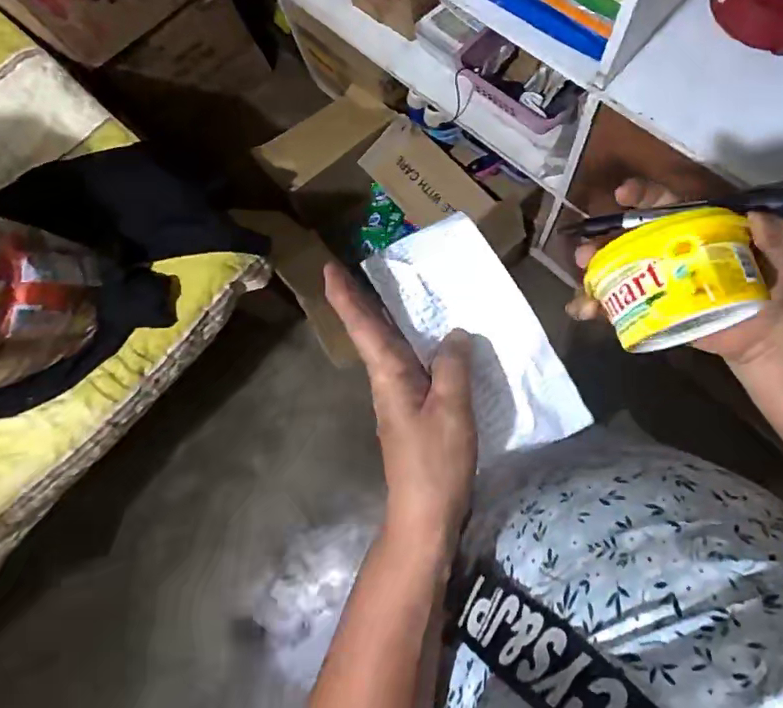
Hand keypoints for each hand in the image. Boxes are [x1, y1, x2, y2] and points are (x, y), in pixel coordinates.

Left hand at [324, 262, 476, 545]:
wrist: (425, 516)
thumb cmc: (434, 462)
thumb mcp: (451, 410)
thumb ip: (453, 366)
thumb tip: (454, 335)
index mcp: (389, 374)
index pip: (362, 326)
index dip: (345, 296)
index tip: (328, 268)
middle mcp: (386, 380)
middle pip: (370, 331)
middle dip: (361, 299)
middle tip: (361, 267)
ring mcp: (397, 397)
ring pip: (388, 346)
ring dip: (385, 317)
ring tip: (397, 291)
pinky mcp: (411, 410)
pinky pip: (409, 363)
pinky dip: (413, 342)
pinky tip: (432, 340)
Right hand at [566, 178, 782, 366]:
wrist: (763, 338)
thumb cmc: (770, 289)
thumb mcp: (780, 259)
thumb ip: (774, 237)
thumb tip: (758, 217)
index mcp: (691, 227)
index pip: (662, 203)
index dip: (640, 195)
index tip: (622, 195)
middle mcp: (666, 246)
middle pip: (626, 236)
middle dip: (602, 241)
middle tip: (586, 251)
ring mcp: (654, 277)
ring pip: (614, 267)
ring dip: (593, 272)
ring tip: (584, 287)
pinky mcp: (649, 305)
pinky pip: (617, 301)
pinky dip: (596, 305)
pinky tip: (586, 312)